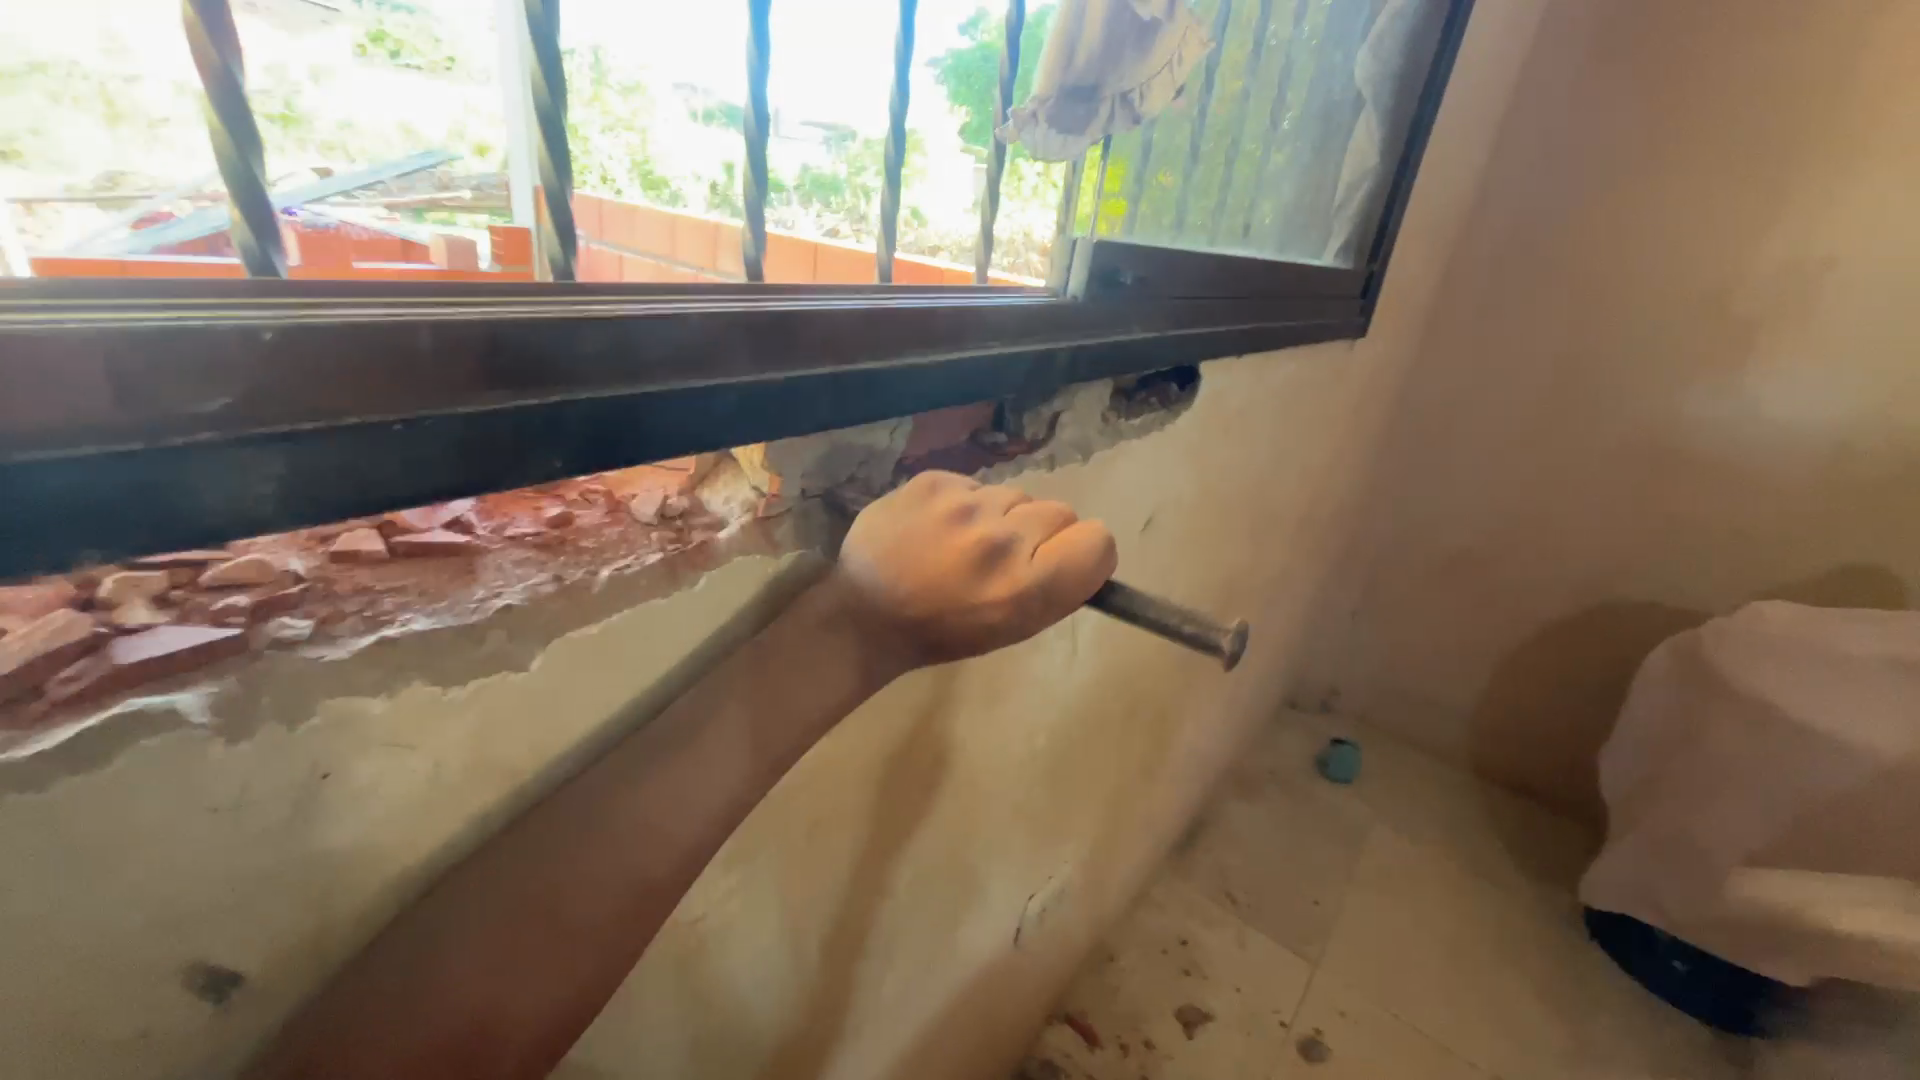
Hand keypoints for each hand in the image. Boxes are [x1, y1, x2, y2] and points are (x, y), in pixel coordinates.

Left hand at [830, 470, 1118, 668]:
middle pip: (1060, 512)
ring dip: (1001, 516)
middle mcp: (1003, 540)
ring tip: (963, 543)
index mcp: (1028, 587)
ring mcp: (965, 505)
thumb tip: (1083, 549)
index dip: (1085, 552)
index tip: (1061, 561)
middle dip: (1039, 533)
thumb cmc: (944, 631)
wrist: (865, 615)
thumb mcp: (1013, 629)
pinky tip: (938, 528)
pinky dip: (965, 503)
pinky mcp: (933, 481)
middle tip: (1001, 558)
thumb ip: (1056, 587)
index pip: (1098, 540)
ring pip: (1016, 494)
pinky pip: (976, 483)